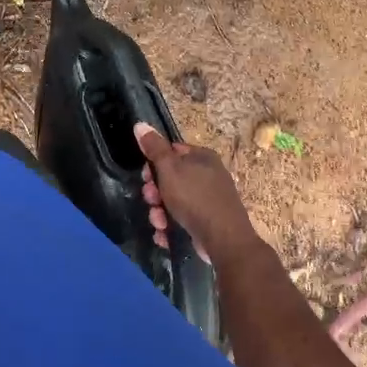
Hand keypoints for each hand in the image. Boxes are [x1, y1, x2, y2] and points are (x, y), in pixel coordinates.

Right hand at [133, 123, 262, 263]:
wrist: (225, 242)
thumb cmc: (194, 198)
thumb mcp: (169, 168)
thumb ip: (154, 147)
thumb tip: (140, 124)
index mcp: (203, 158)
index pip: (171, 151)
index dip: (154, 163)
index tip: (146, 177)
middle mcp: (209, 176)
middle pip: (170, 178)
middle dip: (155, 193)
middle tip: (151, 201)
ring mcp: (211, 201)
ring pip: (174, 201)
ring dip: (160, 213)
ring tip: (159, 223)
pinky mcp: (210, 222)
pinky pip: (184, 219)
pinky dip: (172, 226)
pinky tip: (165, 234)